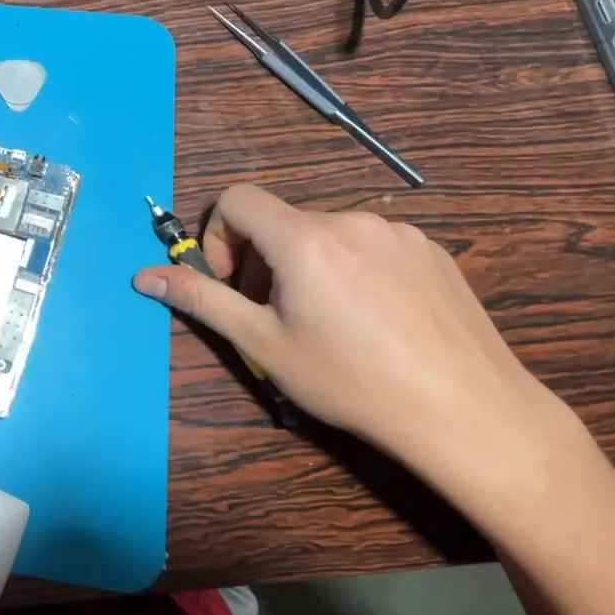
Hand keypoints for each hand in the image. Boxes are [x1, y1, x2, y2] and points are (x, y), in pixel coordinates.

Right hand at [131, 184, 579, 499]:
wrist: (471, 415)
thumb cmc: (353, 381)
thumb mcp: (263, 344)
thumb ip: (201, 300)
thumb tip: (143, 276)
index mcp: (306, 239)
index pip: (236, 200)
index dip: (218, 236)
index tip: (233, 285)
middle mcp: (353, 221)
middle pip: (280, 220)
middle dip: (260, 259)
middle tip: (274, 315)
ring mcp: (401, 234)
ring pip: (325, 233)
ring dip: (305, 264)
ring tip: (326, 322)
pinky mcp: (435, 253)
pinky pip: (370, 244)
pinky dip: (350, 268)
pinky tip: (372, 320)